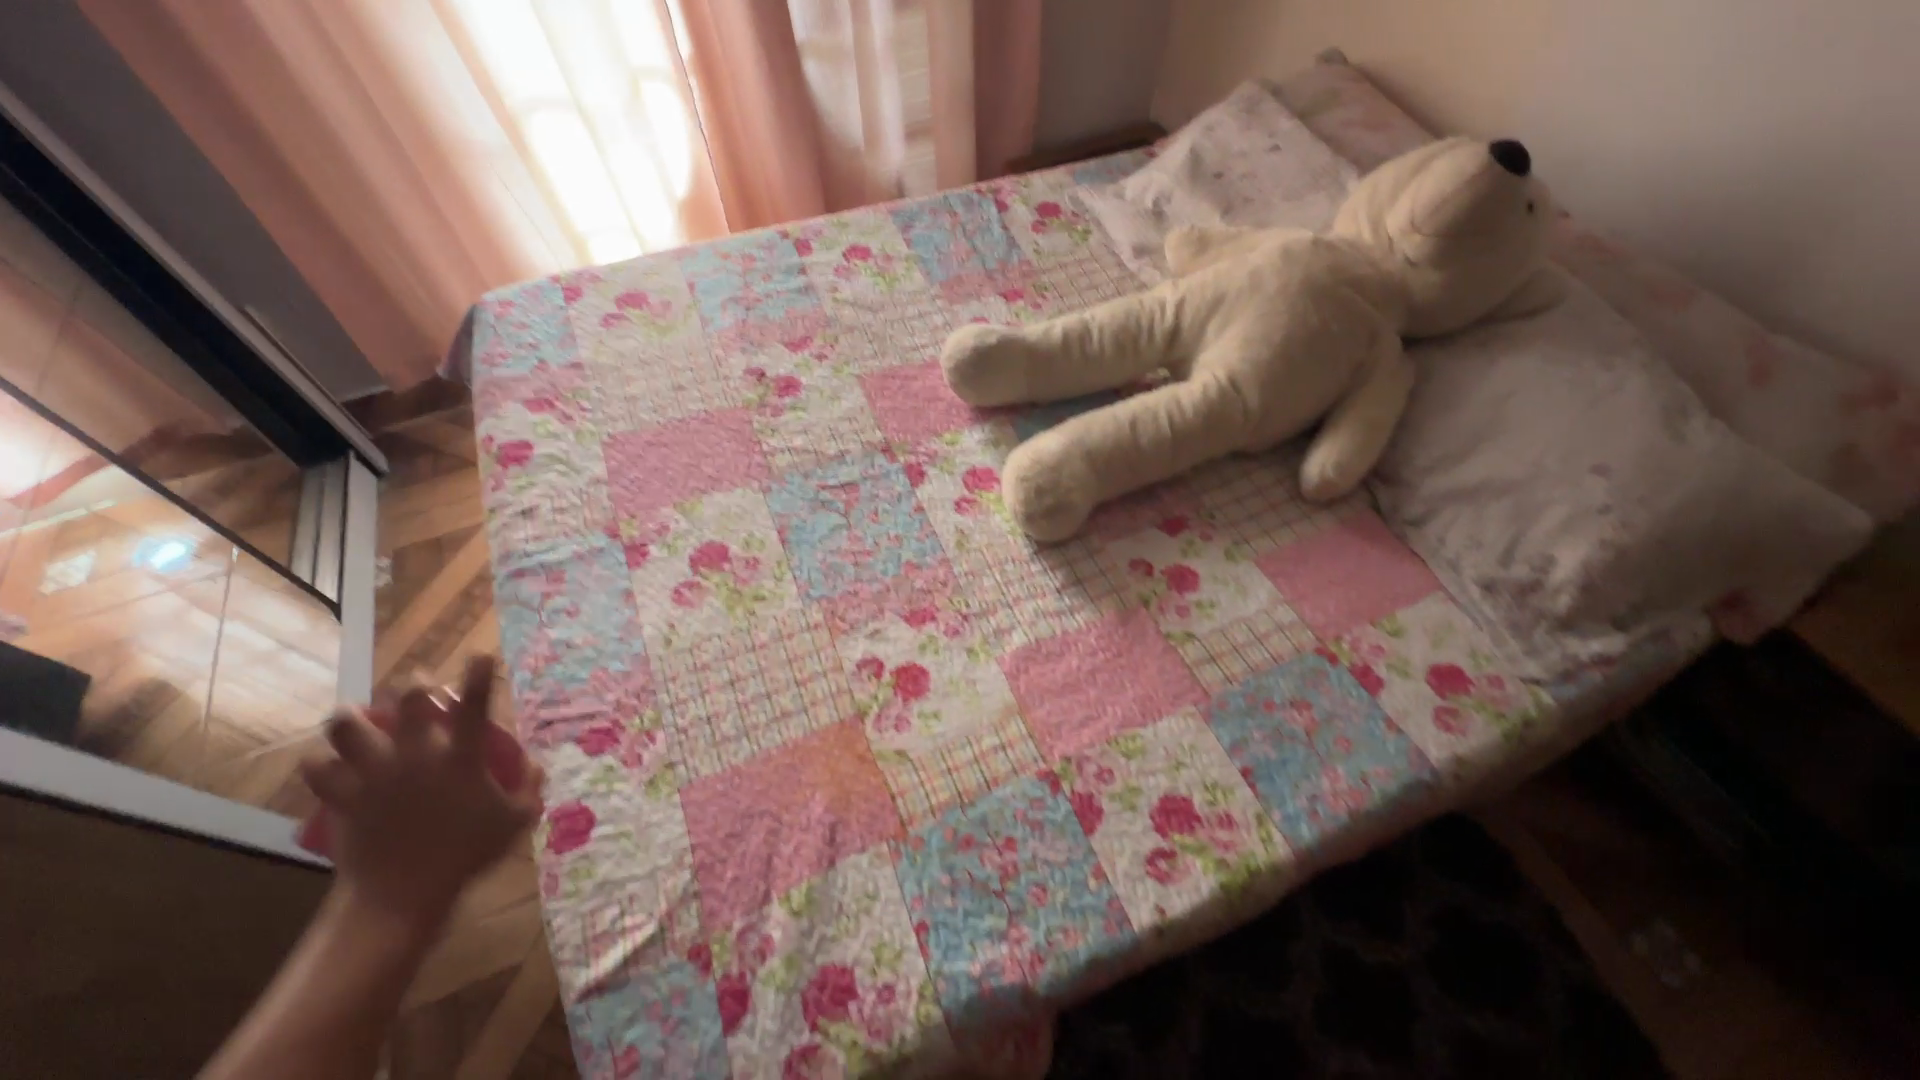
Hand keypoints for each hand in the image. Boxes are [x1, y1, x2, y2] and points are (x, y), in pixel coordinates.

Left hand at [300, 656, 543, 930]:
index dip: (480, 675)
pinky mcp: (341, 796)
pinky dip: (320, 764)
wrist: (401, 897)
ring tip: (358, 720)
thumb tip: (537, 763)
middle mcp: (417, 757)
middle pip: (410, 698)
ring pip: (347, 723)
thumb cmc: (466, 856)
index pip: (475, 706)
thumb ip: (530, 788)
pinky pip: (315, 767)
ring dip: (352, 717)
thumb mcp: (516, 822)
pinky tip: (327, 765)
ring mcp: (375, 774)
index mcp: (461, 760)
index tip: (480, 655)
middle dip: (415, 684)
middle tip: (419, 690)